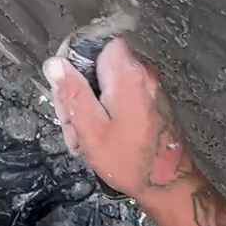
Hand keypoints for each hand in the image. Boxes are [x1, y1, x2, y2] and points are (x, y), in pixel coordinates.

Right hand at [43, 37, 195, 203]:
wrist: (170, 186)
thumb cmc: (129, 160)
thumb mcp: (92, 130)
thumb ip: (73, 93)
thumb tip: (55, 63)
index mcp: (127, 75)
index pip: (97, 39)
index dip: (74, 54)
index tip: (62, 83)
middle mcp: (141, 73)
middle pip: (96, 62)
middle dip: (75, 88)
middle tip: (69, 122)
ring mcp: (146, 86)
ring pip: (103, 80)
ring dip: (86, 104)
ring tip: (80, 137)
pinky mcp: (148, 100)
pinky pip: (116, 93)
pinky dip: (102, 110)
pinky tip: (95, 136)